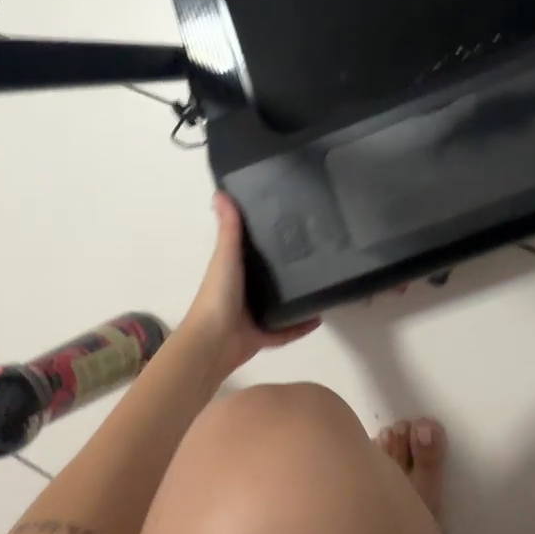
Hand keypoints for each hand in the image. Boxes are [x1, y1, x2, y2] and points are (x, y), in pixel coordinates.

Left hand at [180, 193, 319, 376]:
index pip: (251, 250)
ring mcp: (253, 315)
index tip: (289, 222)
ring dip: (296, 297)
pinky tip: (320, 317)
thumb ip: (228, 227)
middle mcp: (243, 291)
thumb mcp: (226, 255)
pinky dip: (302, 325)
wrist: (213, 342)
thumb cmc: (218, 294)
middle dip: (286, 268)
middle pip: (267, 277)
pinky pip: (287, 330)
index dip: (265, 237)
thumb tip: (220, 191)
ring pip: (279, 304)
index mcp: (233, 271)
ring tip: (321, 281)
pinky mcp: (263, 336)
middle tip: (315, 250)